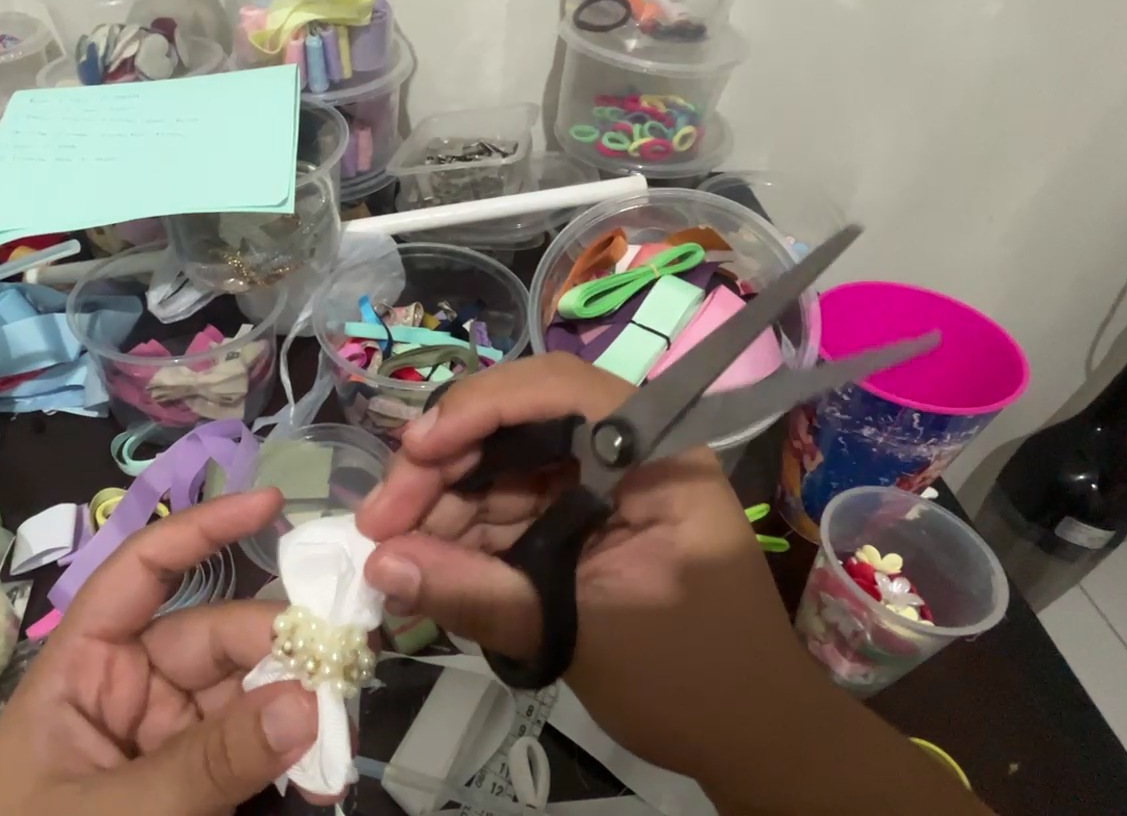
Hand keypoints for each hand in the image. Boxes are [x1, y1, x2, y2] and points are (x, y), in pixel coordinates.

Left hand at [0, 490, 320, 815]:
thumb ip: (206, 763)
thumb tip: (308, 701)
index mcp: (84, 668)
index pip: (143, 572)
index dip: (203, 529)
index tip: (273, 505)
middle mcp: (130, 689)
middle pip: (216, 637)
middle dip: (278, 646)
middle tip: (341, 671)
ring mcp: (168, 740)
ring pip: (246, 693)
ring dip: (296, 705)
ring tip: (342, 730)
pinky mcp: (200, 789)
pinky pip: (254, 751)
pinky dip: (290, 756)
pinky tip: (322, 773)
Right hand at [353, 354, 819, 777]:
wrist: (749, 736)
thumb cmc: (695, 679)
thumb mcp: (584, 632)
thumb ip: (481, 596)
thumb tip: (379, 568)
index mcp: (653, 452)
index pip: (559, 390)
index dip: (480, 407)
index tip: (416, 453)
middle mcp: (620, 449)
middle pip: (512, 425)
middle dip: (439, 467)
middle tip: (377, 521)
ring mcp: (593, 482)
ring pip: (495, 465)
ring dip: (436, 503)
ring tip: (386, 550)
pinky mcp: (571, 516)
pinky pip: (501, 506)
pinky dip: (458, 531)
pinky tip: (417, 558)